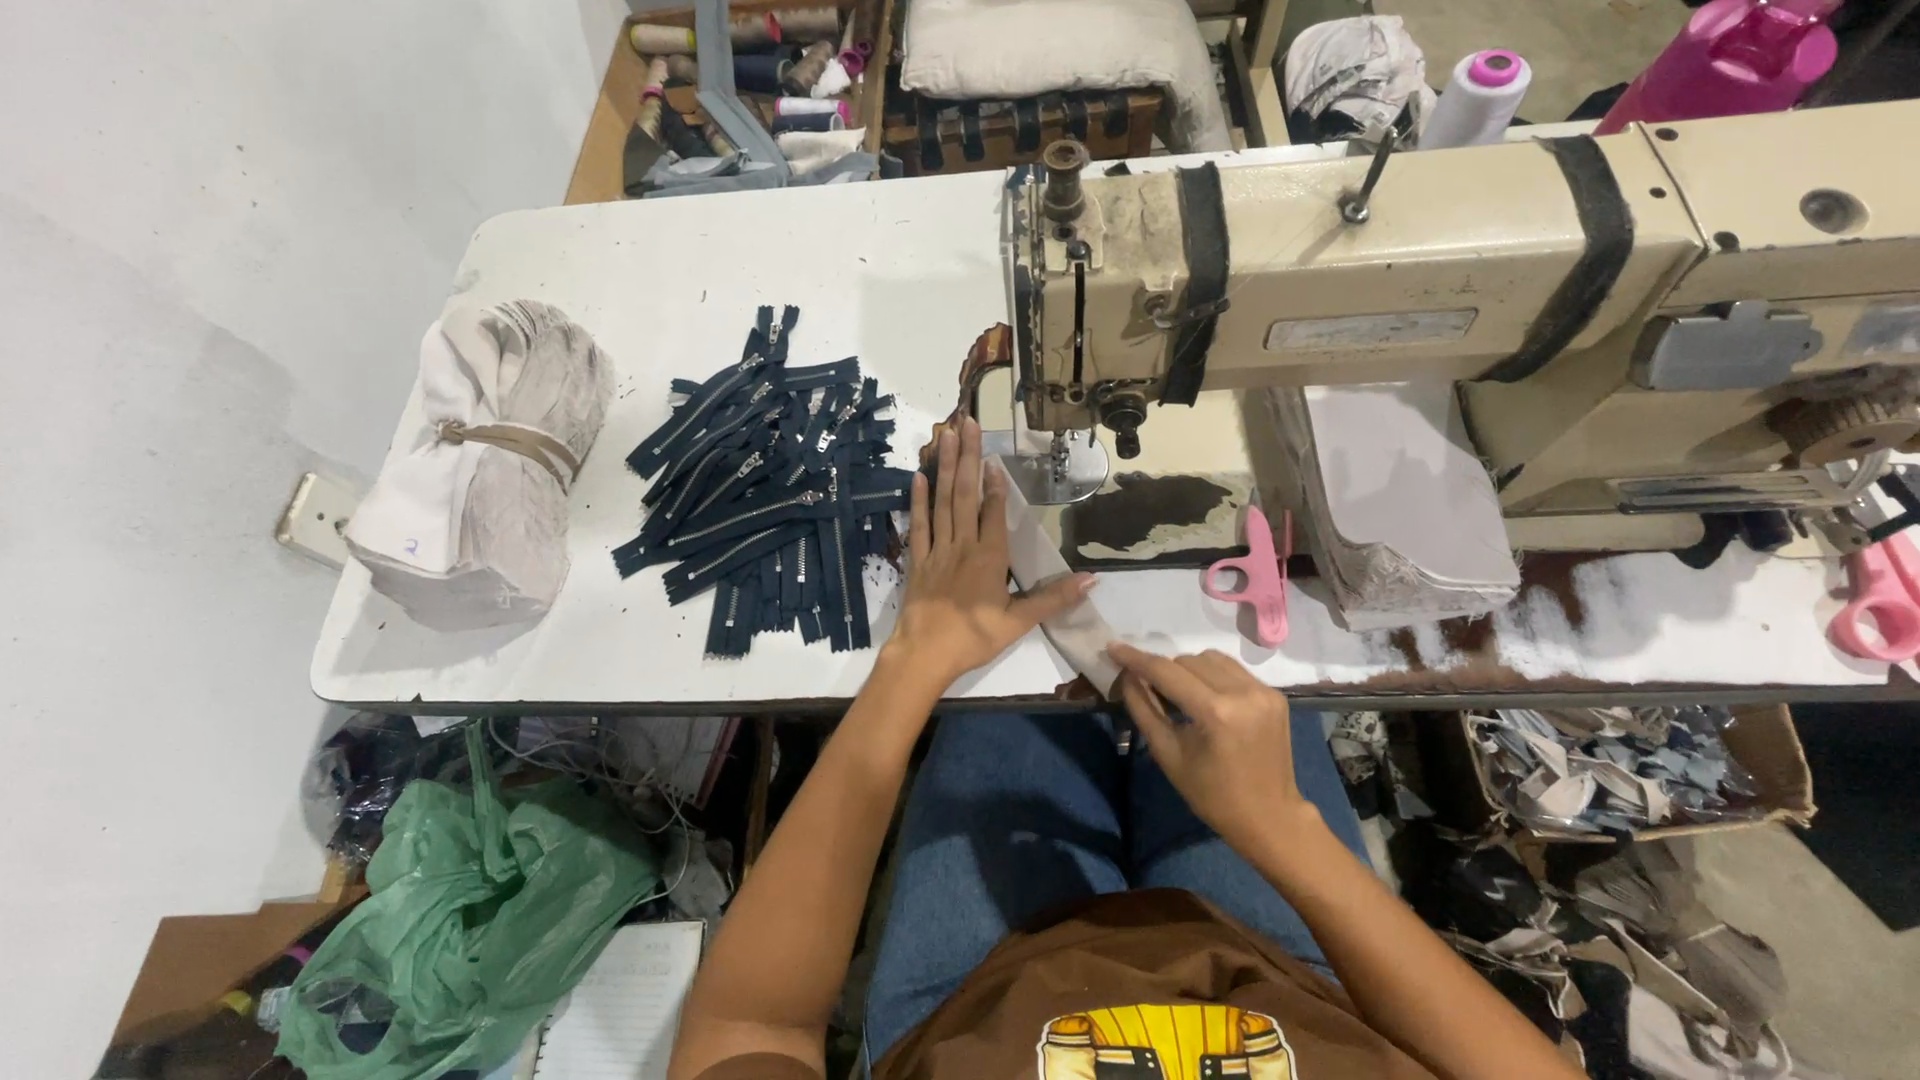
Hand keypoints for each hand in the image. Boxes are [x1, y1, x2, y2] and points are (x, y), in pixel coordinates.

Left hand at [886, 418, 1093, 690]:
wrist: (924, 655)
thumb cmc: (973, 639)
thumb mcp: (1018, 623)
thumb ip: (1053, 598)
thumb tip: (1091, 579)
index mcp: (989, 559)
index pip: (993, 513)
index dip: (995, 484)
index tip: (994, 455)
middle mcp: (962, 546)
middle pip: (965, 495)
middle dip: (967, 458)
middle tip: (966, 423)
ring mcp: (936, 551)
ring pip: (941, 502)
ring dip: (944, 468)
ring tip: (945, 436)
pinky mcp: (917, 561)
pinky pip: (918, 525)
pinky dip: (918, 501)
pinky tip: (918, 476)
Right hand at [1108, 643, 1320, 848]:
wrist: (1269, 816)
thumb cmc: (1212, 794)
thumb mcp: (1168, 754)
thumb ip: (1144, 709)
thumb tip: (1127, 676)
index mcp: (1216, 713)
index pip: (1167, 672)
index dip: (1136, 658)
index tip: (1113, 647)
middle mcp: (1243, 693)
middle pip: (1188, 661)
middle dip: (1165, 672)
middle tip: (1152, 692)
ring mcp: (1263, 691)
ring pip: (1211, 658)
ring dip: (1189, 669)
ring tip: (1182, 695)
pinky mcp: (1275, 694)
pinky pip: (1233, 670)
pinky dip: (1213, 676)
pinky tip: (1208, 698)